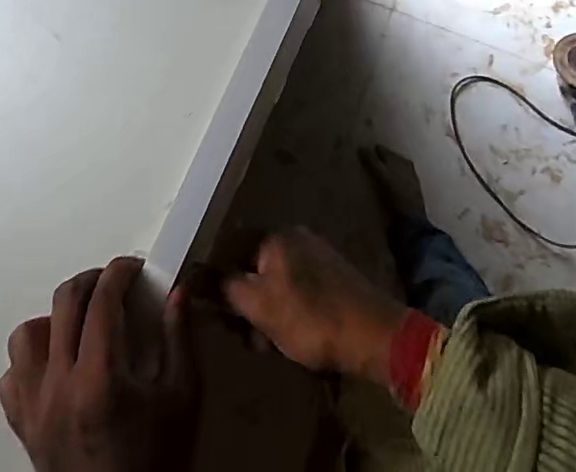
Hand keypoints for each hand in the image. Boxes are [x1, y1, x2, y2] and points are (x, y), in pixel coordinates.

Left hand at [0, 257, 199, 471]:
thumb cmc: (159, 463)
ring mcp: (34, 410)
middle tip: (114, 283)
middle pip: (64, 303)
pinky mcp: (23, 430)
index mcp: (100, 379)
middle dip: (92, 280)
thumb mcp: (184, 398)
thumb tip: (177, 292)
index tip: (134, 267)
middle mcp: (59, 388)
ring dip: (55, 318)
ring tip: (82, 323)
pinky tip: (57, 365)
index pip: (102, 301)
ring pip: (27, 336)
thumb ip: (181, 338)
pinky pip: (12, 379)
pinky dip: (31, 361)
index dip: (119, 273)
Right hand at [221, 227, 406, 384]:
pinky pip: (297, 285)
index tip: (215, 309)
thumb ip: (226, 287)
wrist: (373, 334)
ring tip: (270, 341)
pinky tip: (293, 332)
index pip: (230, 248)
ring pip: (275, 278)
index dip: (218, 279)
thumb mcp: (259, 306)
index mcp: (274, 236)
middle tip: (247, 332)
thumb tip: (202, 275)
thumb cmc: (310, 318)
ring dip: (268, 308)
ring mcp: (316, 252)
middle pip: (254, 265)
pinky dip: (289, 307)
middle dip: (246, 299)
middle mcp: (294, 234)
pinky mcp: (332, 273)